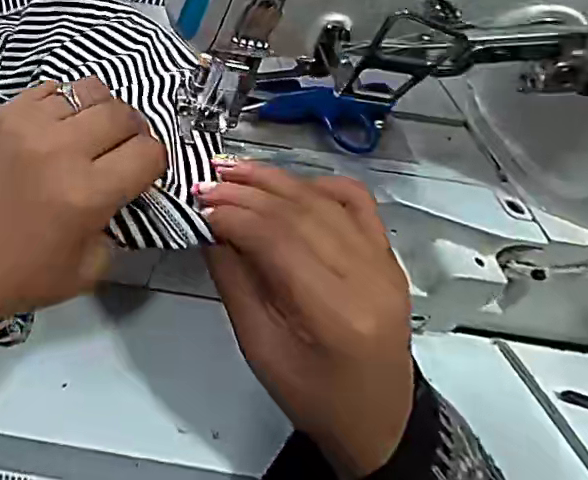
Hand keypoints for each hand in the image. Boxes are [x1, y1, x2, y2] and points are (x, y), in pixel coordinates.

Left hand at [0, 78, 167, 373]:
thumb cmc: (16, 275)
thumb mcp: (86, 269)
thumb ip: (119, 226)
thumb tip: (130, 189)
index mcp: (86, 194)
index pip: (148, 153)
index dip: (154, 163)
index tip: (142, 172)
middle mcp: (62, 150)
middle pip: (124, 115)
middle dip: (134, 132)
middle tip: (121, 149)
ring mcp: (30, 124)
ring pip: (91, 91)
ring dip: (100, 112)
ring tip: (88, 132)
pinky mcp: (4, 112)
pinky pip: (52, 88)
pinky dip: (64, 104)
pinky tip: (56, 127)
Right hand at [198, 161, 414, 478]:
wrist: (376, 418)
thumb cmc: (313, 394)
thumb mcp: (259, 347)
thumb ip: (233, 279)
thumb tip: (209, 225)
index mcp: (336, 314)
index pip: (278, 240)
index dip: (234, 215)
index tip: (200, 206)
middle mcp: (367, 277)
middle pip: (298, 212)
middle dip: (246, 192)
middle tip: (207, 181)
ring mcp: (383, 260)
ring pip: (321, 199)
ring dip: (274, 179)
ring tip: (234, 170)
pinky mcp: (388, 251)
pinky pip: (355, 198)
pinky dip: (318, 183)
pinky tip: (287, 183)